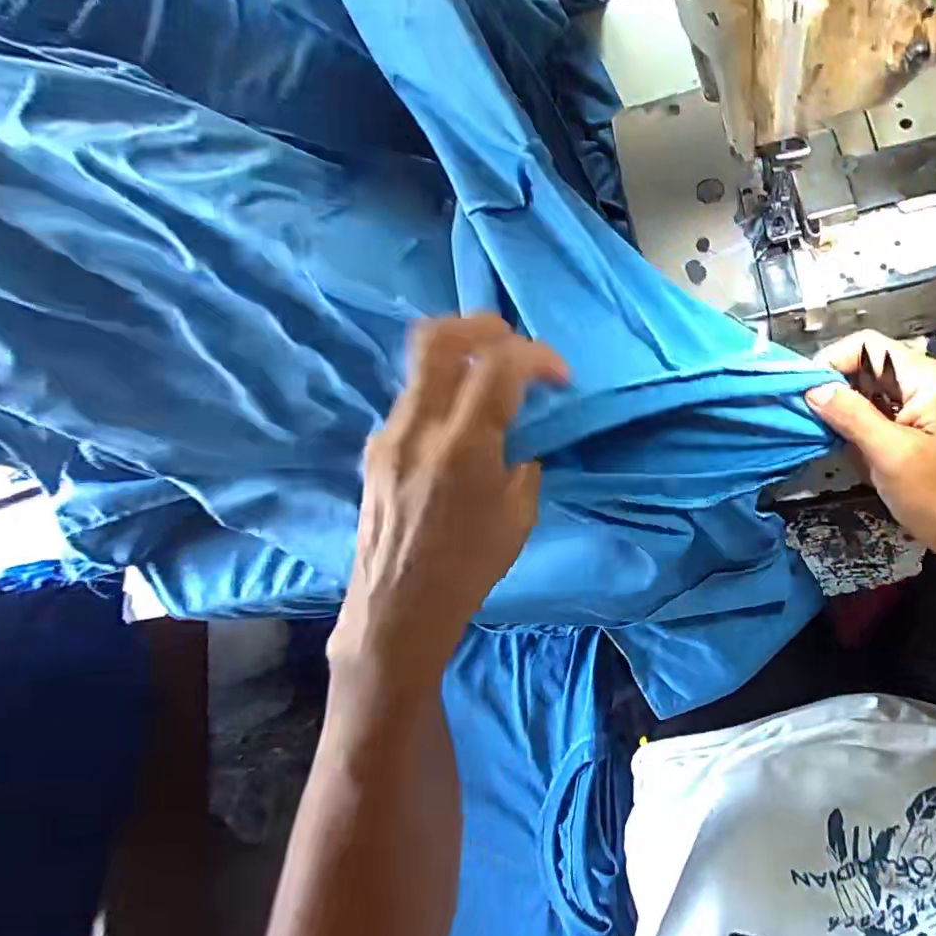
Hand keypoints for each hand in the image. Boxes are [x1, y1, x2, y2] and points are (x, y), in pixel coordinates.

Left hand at [332, 315, 569, 676]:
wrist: (397, 609)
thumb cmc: (469, 568)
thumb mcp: (519, 516)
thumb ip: (523, 463)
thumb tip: (518, 440)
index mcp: (463, 448)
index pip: (499, 367)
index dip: (537, 355)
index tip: (560, 376)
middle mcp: (418, 428)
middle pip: (439, 338)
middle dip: (483, 326)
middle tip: (514, 342)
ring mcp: (389, 435)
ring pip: (421, 365)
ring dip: (463, 357)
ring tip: (492, 379)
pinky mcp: (375, 448)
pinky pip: (413, 399)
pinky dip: (444, 391)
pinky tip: (462, 422)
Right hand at [806, 330, 935, 573]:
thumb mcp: (890, 454)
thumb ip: (851, 415)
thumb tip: (813, 389)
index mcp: (928, 379)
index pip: (869, 347)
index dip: (833, 362)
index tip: (805, 391)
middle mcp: (924, 383)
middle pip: (866, 366)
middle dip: (835, 387)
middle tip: (808, 415)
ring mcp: (919, 406)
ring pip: (866, 391)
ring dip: (842, 409)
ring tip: (822, 431)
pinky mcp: (911, 428)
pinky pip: (874, 413)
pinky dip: (854, 425)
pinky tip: (843, 444)